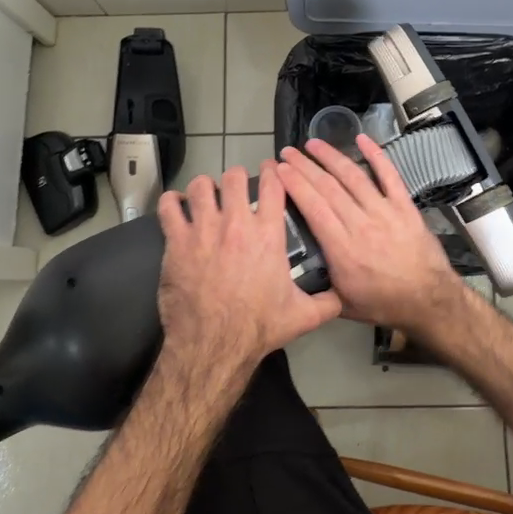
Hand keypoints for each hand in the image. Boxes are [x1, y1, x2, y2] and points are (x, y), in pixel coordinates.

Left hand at [155, 165, 342, 366]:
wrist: (215, 344)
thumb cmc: (259, 328)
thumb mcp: (303, 317)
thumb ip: (327, 303)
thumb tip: (343, 297)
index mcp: (268, 235)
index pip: (273, 186)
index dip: (271, 172)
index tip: (269, 169)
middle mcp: (236, 224)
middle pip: (233, 178)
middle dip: (235, 178)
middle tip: (234, 187)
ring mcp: (203, 230)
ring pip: (200, 186)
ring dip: (203, 188)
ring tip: (205, 196)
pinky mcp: (176, 242)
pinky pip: (169, 207)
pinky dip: (172, 203)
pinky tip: (176, 207)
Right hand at [276, 136, 469, 334]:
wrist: (429, 300)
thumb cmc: (383, 304)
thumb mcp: (341, 303)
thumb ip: (317, 285)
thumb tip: (294, 269)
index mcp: (342, 250)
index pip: (313, 207)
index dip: (294, 184)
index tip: (279, 170)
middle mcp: (361, 225)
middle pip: (328, 187)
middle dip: (304, 166)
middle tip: (287, 152)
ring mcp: (385, 213)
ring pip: (353, 177)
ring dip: (331, 157)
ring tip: (313, 143)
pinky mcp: (405, 207)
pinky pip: (389, 175)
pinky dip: (376, 155)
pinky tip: (362, 138)